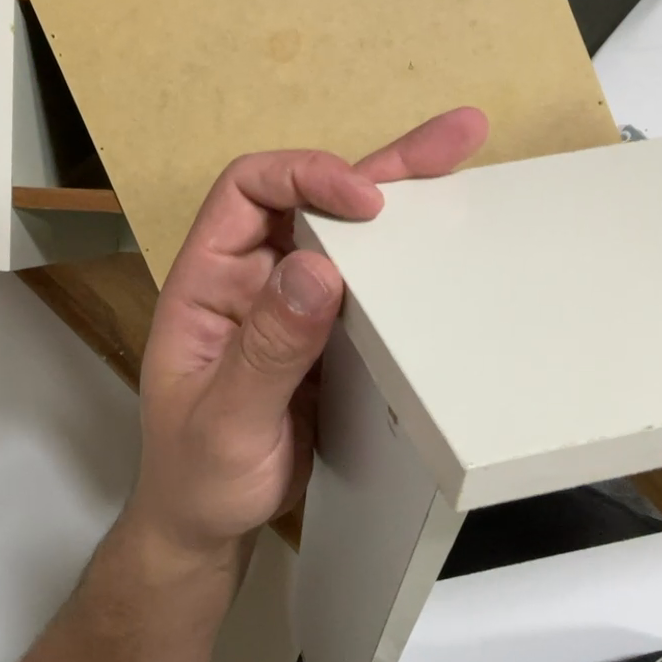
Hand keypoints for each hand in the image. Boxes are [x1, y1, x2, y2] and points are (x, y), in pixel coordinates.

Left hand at [124, 108, 489, 554]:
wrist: (209, 523)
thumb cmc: (197, 476)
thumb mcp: (227, 421)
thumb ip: (267, 350)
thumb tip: (318, 270)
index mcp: (206, 284)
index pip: (246, 194)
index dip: (303, 177)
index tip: (364, 203)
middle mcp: (248, 281)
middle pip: (306, 201)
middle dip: (376, 169)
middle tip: (454, 138)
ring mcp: (286, 307)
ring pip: (342, 239)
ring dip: (399, 202)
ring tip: (464, 162)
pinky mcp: (321, 337)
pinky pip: (364, 287)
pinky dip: (403, 263)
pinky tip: (446, 244)